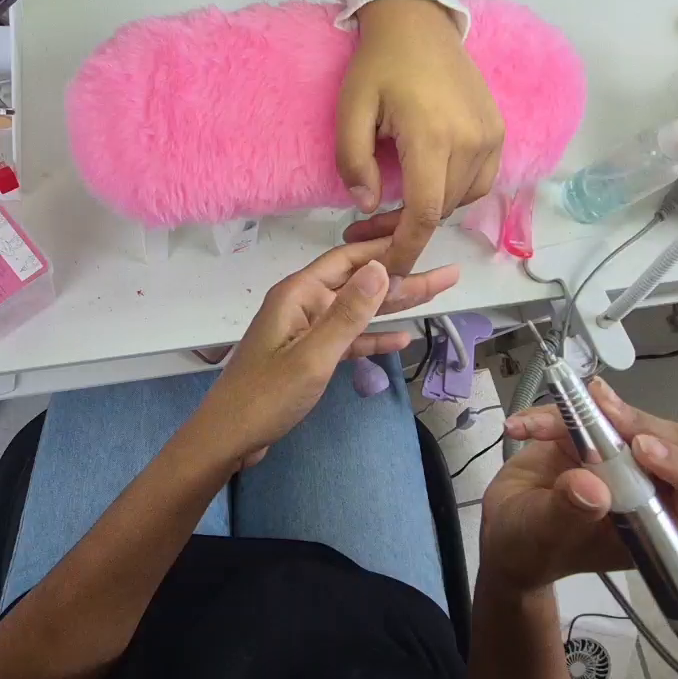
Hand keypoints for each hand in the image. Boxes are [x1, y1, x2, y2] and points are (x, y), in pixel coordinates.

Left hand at [187, 238, 459, 468]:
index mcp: (299, 293)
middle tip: (448, 274)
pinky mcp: (306, 354)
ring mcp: (304, 329)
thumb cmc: (267, 396)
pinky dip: (371, 338)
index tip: (425, 240)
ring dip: (392, 307)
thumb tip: (380, 267)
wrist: (228, 437)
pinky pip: (345, 339)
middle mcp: (302, 303)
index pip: (350, 259)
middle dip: (401, 278)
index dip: (388, 249)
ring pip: (355, 311)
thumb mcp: (313, 355)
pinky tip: (401, 338)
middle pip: (358, 284)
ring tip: (435, 296)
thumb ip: (348, 313)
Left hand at [340, 0, 504, 275]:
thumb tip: (367, 206)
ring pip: (463, 199)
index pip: (426, 212)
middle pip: (443, 209)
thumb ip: (353, 161)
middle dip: (406, 230)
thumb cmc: (378, 63)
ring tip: (393, 206)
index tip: (388, 270)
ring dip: (431, 211)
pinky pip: (480, 180)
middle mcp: (473, 141)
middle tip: (366, 227)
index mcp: (433, 137)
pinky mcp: (498, 130)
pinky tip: (425, 184)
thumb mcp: (351, 110)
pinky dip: (453, 192)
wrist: (418, 22)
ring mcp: (492, 136)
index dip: (407, 248)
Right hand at [478, 377, 677, 592]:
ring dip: (592, 412)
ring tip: (545, 421)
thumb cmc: (533, 547)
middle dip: (640, 424)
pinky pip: (588, 410)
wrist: (507, 530)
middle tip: (601, 410)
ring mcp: (627, 460)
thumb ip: (570, 512)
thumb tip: (591, 488)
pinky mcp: (597, 436)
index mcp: (666, 528)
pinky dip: (555, 412)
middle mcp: (657, 489)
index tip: (641, 449)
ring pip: (635, 421)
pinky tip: (521, 426)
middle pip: (677, 443)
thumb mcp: (544, 534)